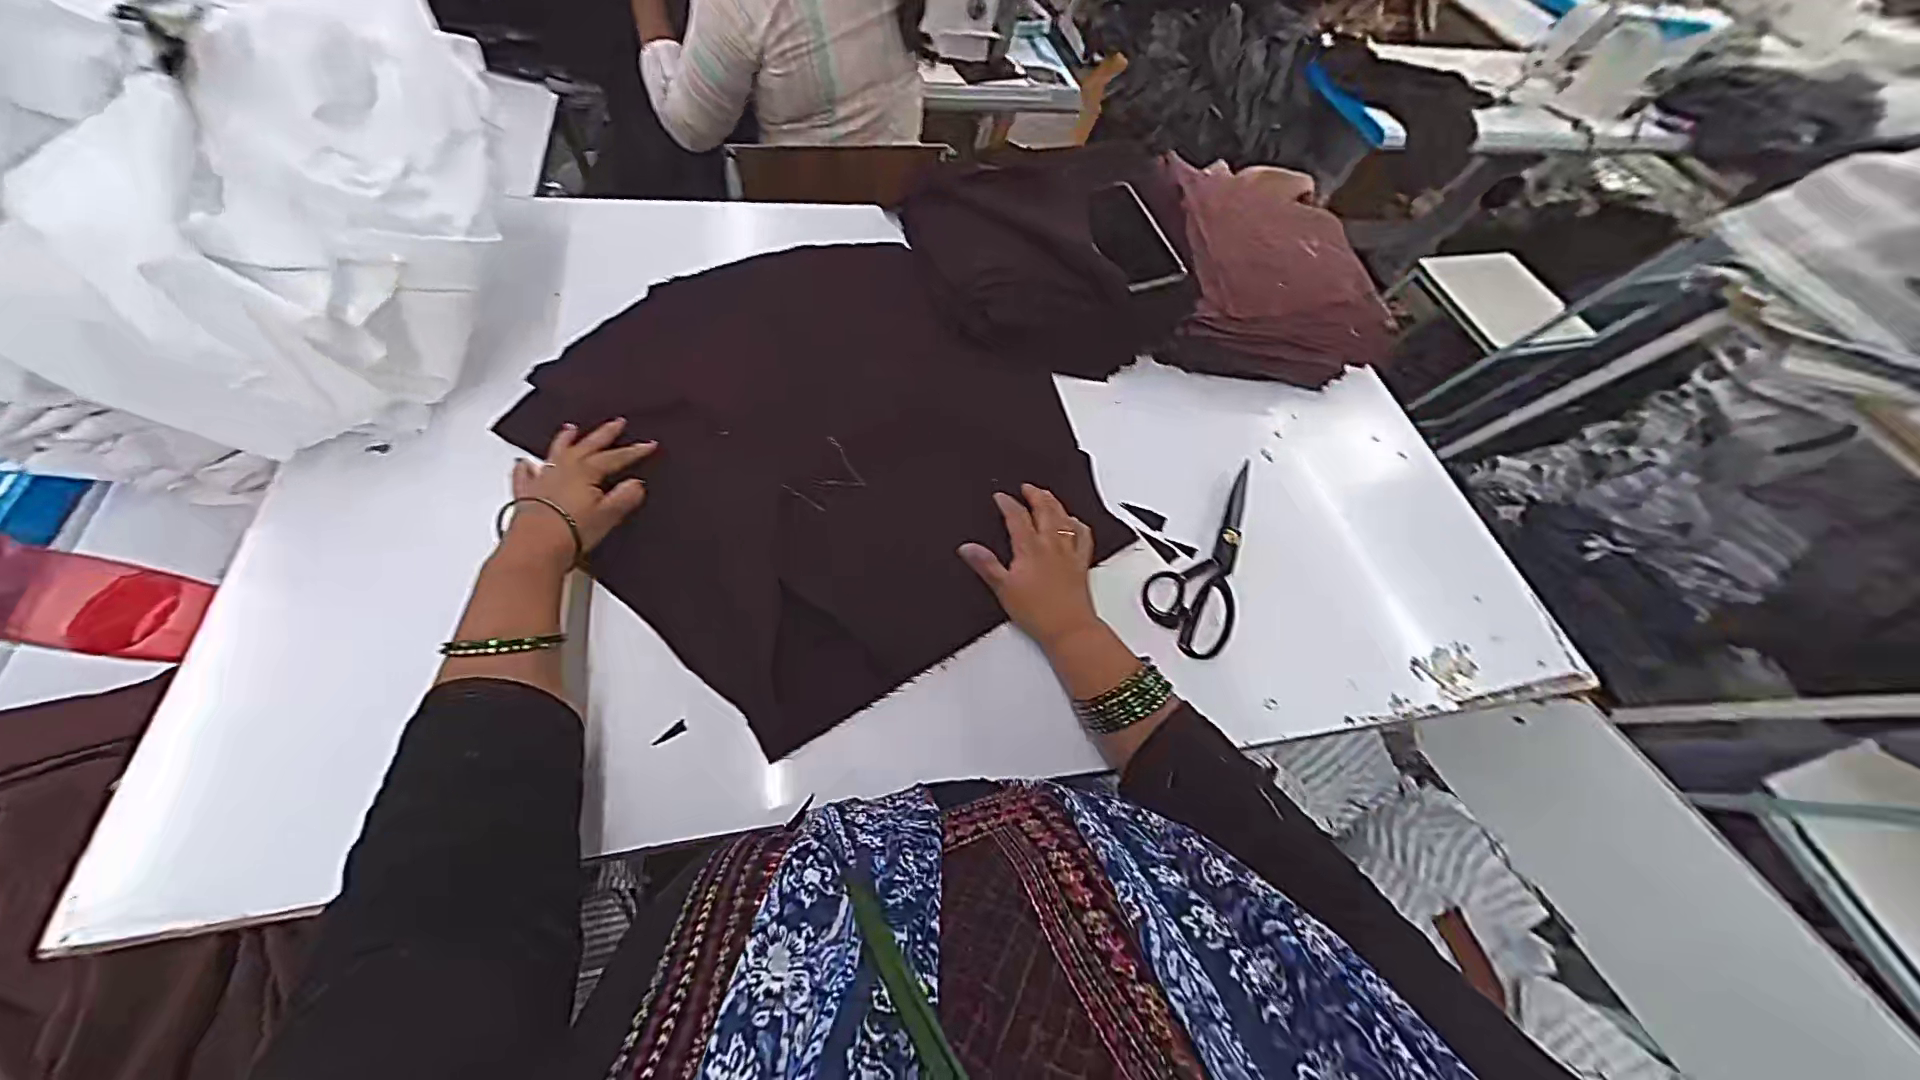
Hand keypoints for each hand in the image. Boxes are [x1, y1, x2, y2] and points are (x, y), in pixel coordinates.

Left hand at [503, 418, 656, 566]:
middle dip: (605, 434)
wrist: (535, 548)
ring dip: (566, 439)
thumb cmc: (570, 532)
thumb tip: (636, 484)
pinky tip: (525, 463)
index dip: (635, 451)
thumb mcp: (609, 514)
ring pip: (557, 452)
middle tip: (616, 423)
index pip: (616, 457)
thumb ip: (625, 496)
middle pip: (588, 446)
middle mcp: (563, 469)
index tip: (649, 445)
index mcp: (585, 471)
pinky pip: (525, 474)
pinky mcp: (526, 494)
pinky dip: (526, 467)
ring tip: (571, 429)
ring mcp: (542, 479)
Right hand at [958, 484, 1100, 647]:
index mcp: (1030, 548)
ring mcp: (1069, 552)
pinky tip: (1075, 522)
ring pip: (1063, 518)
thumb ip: (986, 565)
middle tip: (1027, 487)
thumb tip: (968, 548)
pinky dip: (1078, 524)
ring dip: (1054, 503)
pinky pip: (1083, 536)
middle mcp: (1051, 545)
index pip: (1017, 516)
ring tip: (1048, 496)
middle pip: (1044, 509)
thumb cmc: (1038, 612)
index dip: (1007, 503)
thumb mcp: (1003, 588)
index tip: (1001, 497)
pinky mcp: (1081, 563)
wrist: (1069, 628)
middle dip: (1035, 495)